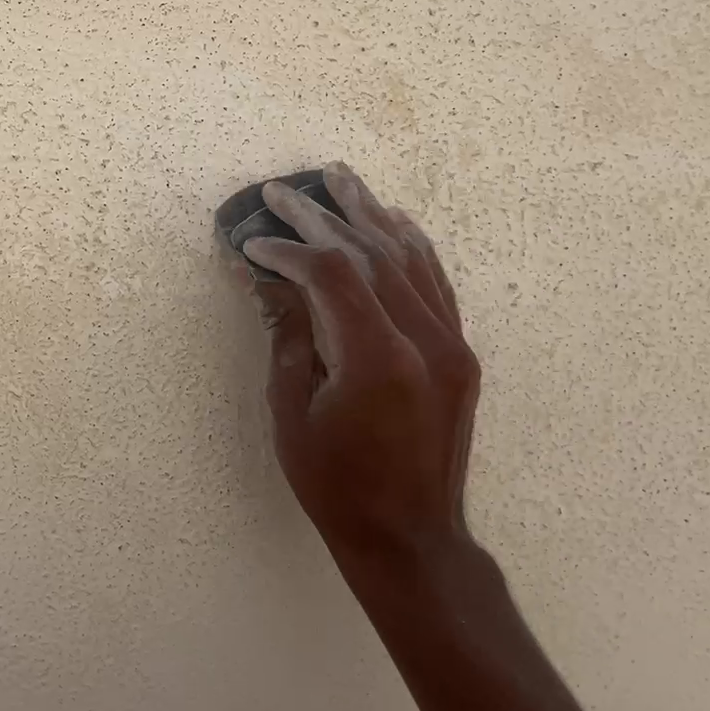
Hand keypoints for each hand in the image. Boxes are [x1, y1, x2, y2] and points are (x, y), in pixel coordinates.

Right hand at [243, 161, 479, 560]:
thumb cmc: (334, 479)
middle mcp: (425, 339)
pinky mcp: (458, 352)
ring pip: (409, 257)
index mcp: (378, 357)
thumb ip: (284, 332)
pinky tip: (391, 219)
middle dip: (319, 217)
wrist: (409, 534)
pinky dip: (409, 244)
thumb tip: (261, 277)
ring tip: (339, 177)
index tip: (250, 243)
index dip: (286, 249)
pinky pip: (435, 281)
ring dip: (369, 213)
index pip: (330, 273)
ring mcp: (450, 343)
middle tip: (281, 189)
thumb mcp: (292, 406)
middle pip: (370, 253)